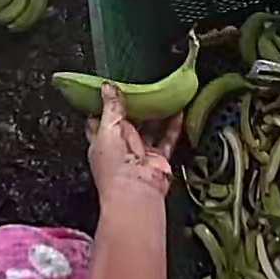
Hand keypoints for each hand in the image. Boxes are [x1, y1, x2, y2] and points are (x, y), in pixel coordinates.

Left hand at [88, 83, 182, 202]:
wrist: (136, 193)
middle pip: (128, 122)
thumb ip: (111, 106)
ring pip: (150, 128)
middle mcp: (121, 147)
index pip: (100, 119)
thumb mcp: (108, 128)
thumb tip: (107, 86)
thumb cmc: (114, 166)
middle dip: (134, 106)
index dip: (104, 104)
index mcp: (102, 141)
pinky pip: (167, 138)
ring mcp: (140, 153)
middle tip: (142, 85)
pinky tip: (178, 110)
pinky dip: (174, 125)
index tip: (112, 87)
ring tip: (162, 93)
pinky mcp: (158, 158)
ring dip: (156, 113)